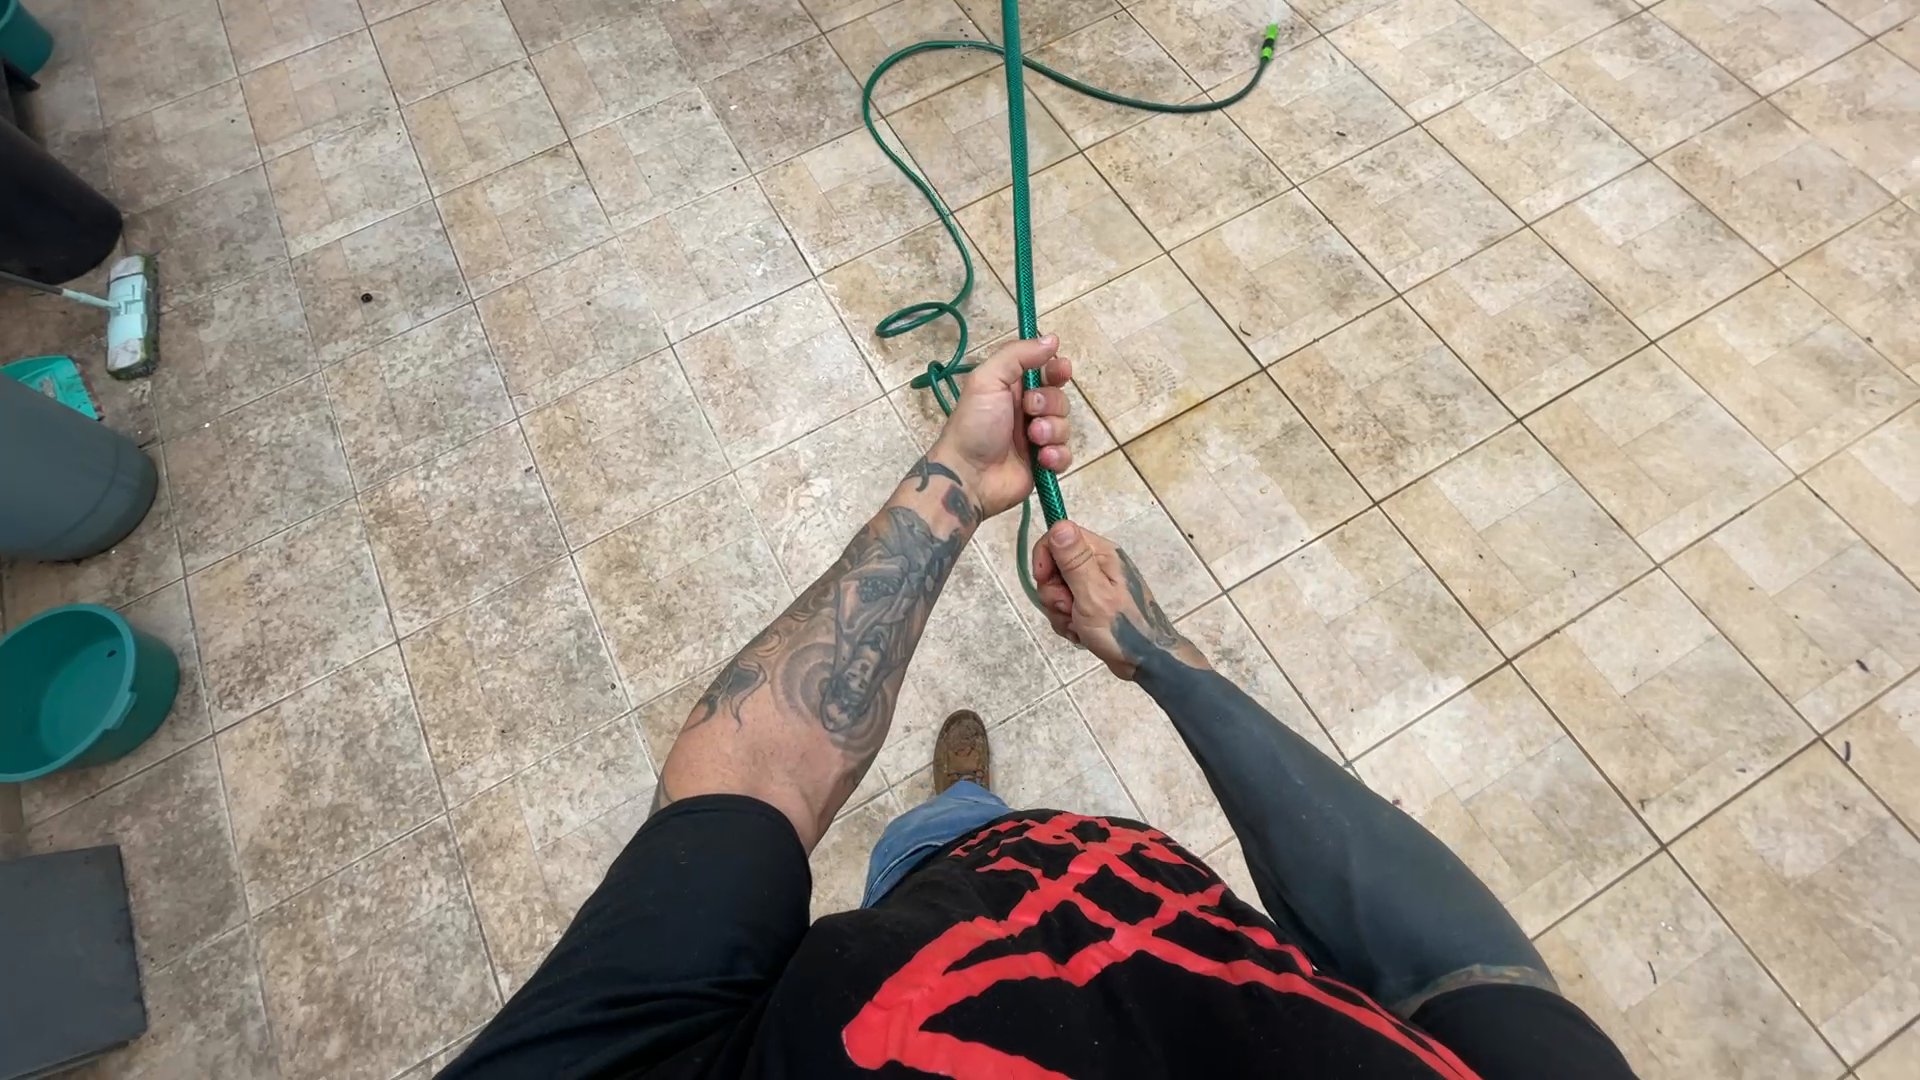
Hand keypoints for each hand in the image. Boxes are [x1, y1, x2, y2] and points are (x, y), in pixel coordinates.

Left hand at [927, 337, 1072, 518]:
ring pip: (1064, 426)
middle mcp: (1026, 411)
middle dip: (1050, 403)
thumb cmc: (974, 425)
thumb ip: (1017, 355)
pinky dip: (1057, 455)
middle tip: (1030, 412)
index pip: (1045, 371)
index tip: (1060, 370)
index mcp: (1012, 388)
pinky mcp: (1043, 464)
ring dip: (1051, 430)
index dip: (1057, 369)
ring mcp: (1035, 438)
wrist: (968, 476)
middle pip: (1059, 398)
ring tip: (1032, 439)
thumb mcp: (987, 380)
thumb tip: (1052, 340)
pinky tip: (1041, 459)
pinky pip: (1065, 454)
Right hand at [1031, 521, 1208, 679]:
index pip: (1059, 537)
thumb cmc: (1122, 628)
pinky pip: (1065, 607)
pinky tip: (1080, 632)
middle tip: (1067, 608)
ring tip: (1077, 624)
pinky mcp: (1092, 603)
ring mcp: (1095, 585)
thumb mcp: (1093, 593)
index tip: (1044, 580)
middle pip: (1054, 566)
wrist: (1147, 662)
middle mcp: (1098, 564)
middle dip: (1053, 591)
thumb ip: (1074, 560)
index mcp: (1102, 554)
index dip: (1045, 558)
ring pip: (1057, 589)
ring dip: (1059, 610)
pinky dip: (1067, 621)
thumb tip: (1060, 524)